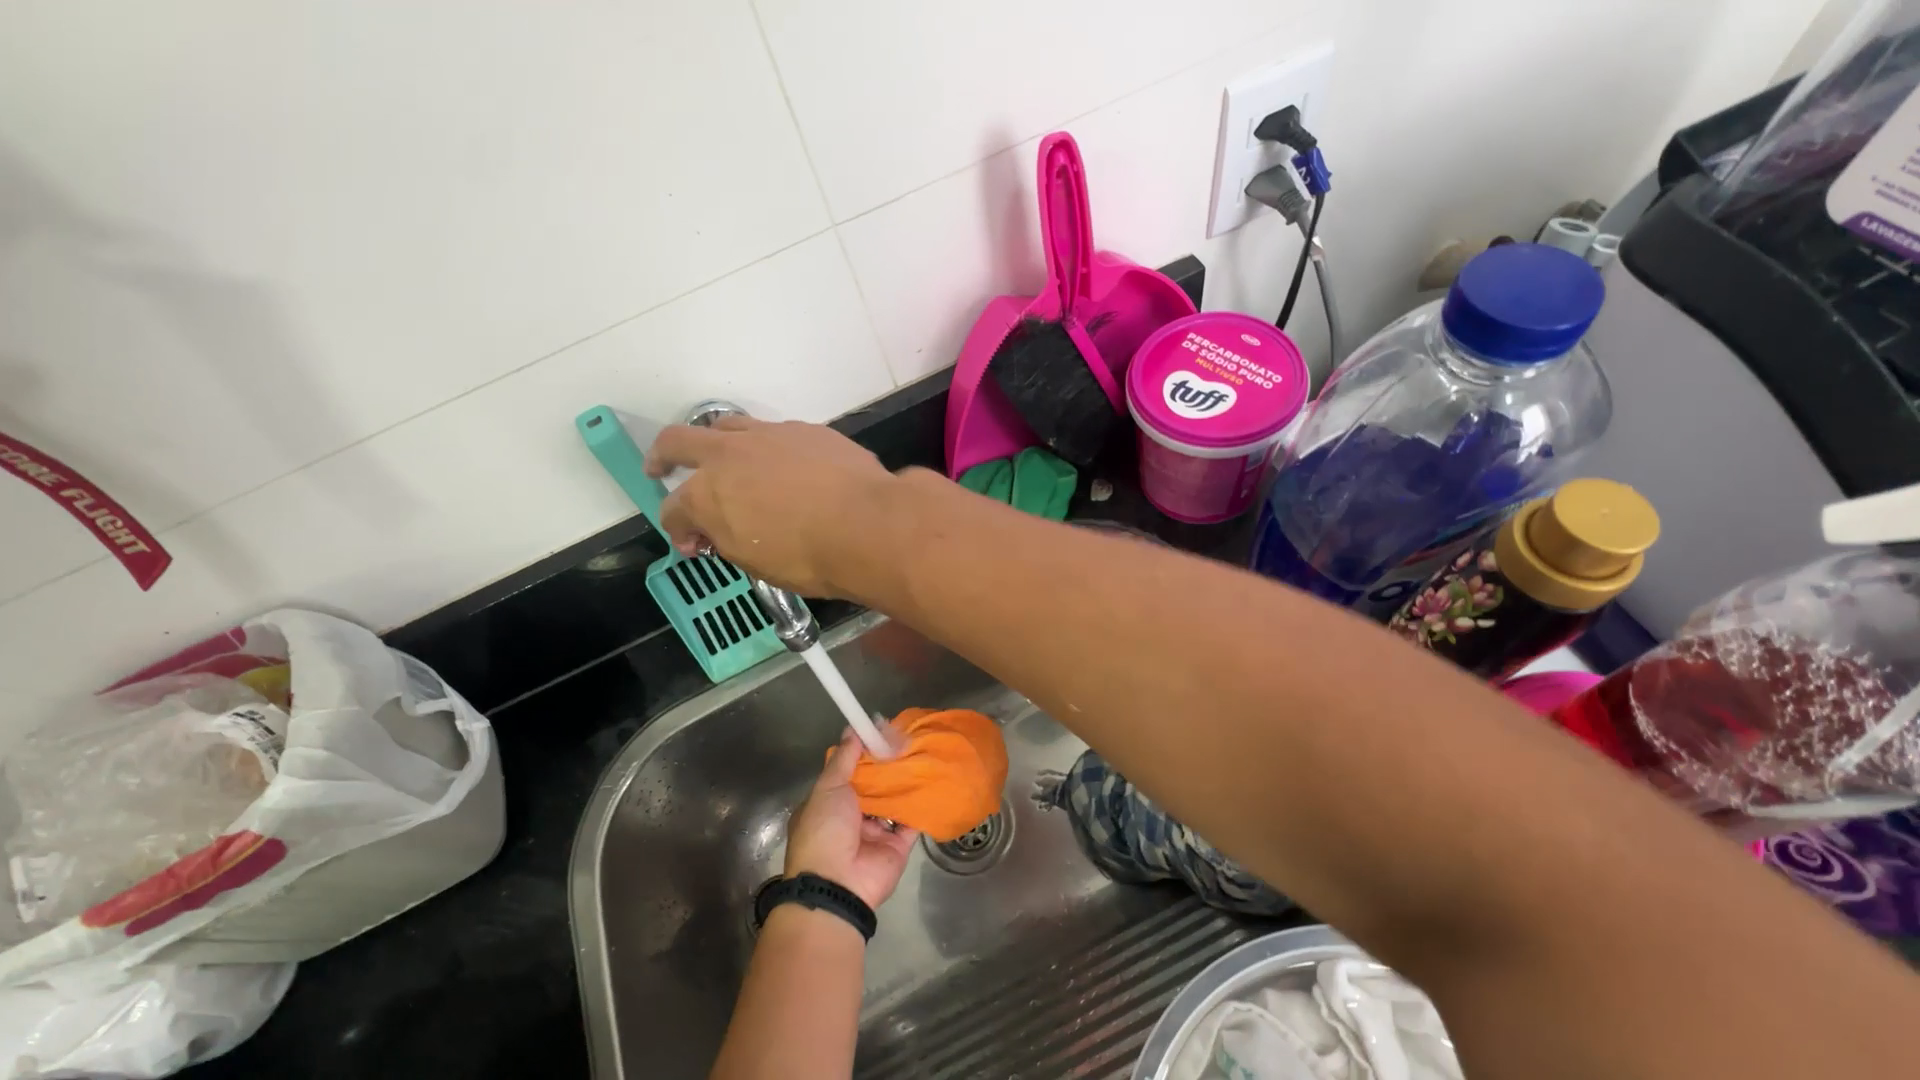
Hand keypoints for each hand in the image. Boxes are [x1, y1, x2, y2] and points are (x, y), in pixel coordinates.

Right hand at [643, 416, 900, 596]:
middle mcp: (729, 454)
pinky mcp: (805, 430)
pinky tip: (782, 464)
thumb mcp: (756, 562)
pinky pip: (775, 433)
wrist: (868, 524)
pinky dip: (767, 448)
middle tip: (659, 467)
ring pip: (728, 425)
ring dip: (717, 441)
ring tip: (723, 457)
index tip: (693, 545)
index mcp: (706, 494)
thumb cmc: (808, 557)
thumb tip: (716, 534)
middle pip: (679, 441)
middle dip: (663, 455)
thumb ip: (727, 540)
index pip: (674, 510)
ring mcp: (768, 435)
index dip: (678, 530)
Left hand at [784, 730, 918, 909]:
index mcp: (828, 805)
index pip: (848, 773)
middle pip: (873, 786)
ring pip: (894, 801)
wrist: (837, 884)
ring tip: (923, 753)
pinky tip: (934, 781)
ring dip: (905, 781)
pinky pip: (911, 821)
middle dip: (888, 765)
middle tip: (907, 739)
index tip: (880, 732)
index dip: (863, 752)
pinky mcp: (897, 846)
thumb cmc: (824, 831)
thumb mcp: (827, 788)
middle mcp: (851, 818)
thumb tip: (853, 729)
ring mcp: (875, 833)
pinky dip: (921, 805)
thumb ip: (844, 759)